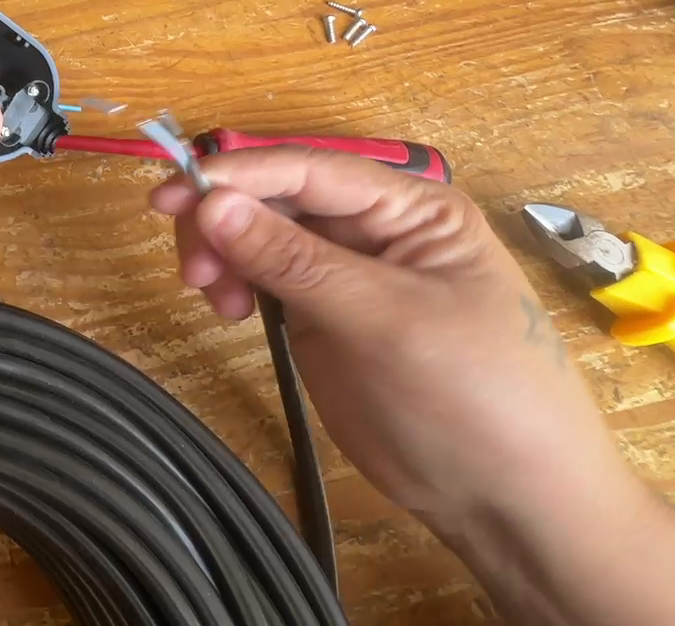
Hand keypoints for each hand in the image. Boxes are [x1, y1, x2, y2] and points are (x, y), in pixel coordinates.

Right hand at [149, 147, 639, 532]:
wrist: (506, 504)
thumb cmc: (475, 399)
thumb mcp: (385, 321)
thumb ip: (291, 258)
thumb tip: (208, 201)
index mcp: (408, 209)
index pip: (304, 169)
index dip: (233, 175)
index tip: (168, 198)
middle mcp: (369, 226)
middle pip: (268, 196)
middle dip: (220, 222)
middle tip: (192, 271)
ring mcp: (338, 268)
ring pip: (250, 230)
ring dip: (219, 254)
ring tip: (217, 302)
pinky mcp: (313, 307)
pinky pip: (252, 271)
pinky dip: (229, 281)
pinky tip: (230, 312)